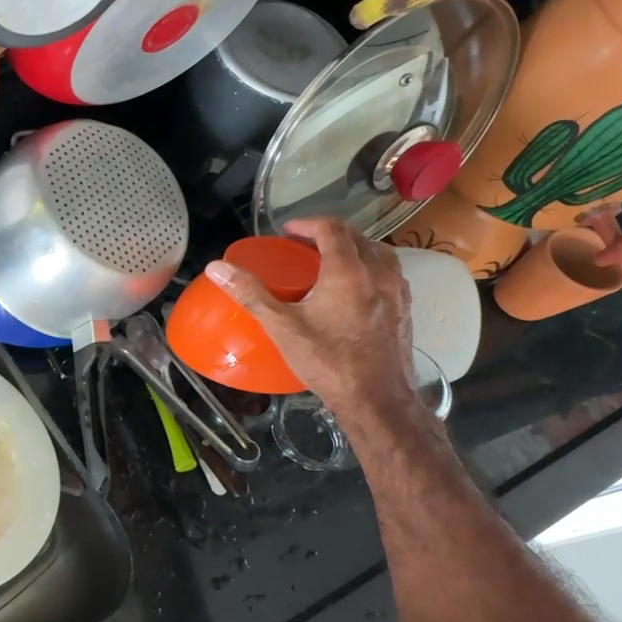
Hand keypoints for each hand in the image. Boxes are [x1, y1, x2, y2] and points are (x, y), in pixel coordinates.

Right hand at [203, 217, 417, 423]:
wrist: (376, 397)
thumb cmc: (326, 360)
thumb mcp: (281, 327)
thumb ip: (250, 293)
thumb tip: (216, 267)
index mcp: (347, 271)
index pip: (332, 229)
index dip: (308, 224)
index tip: (288, 231)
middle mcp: (378, 273)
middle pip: (358, 237)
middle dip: (330, 234)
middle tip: (304, 244)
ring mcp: (396, 291)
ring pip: (379, 253)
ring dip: (354, 248)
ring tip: (331, 261)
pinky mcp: (404, 309)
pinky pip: (389, 274)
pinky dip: (370, 268)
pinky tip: (356, 288)